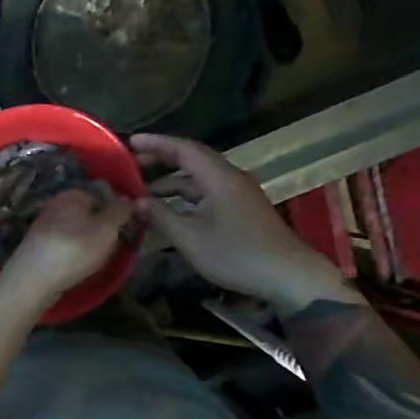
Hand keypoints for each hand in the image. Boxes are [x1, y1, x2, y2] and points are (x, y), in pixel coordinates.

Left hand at [0, 187, 132, 314]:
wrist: (34, 278)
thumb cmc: (75, 247)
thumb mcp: (107, 227)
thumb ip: (122, 211)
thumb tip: (130, 198)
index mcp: (71, 194)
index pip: (103, 196)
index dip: (118, 211)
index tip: (128, 228)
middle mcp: (54, 205)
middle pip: (90, 214)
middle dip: (104, 229)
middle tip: (113, 245)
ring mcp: (44, 226)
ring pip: (79, 230)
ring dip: (91, 242)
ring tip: (97, 257)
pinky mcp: (40, 246)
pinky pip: (66, 244)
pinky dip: (75, 252)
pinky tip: (79, 264)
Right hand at [131, 134, 361, 315]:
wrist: (289, 276)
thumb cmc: (236, 255)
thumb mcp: (189, 238)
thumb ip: (159, 216)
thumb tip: (134, 201)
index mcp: (220, 180)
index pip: (185, 150)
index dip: (156, 143)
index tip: (129, 142)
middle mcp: (230, 180)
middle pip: (192, 160)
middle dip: (161, 158)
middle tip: (130, 163)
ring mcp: (237, 194)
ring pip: (197, 178)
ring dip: (169, 180)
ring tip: (140, 190)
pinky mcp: (239, 209)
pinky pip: (205, 192)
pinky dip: (182, 194)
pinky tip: (165, 207)